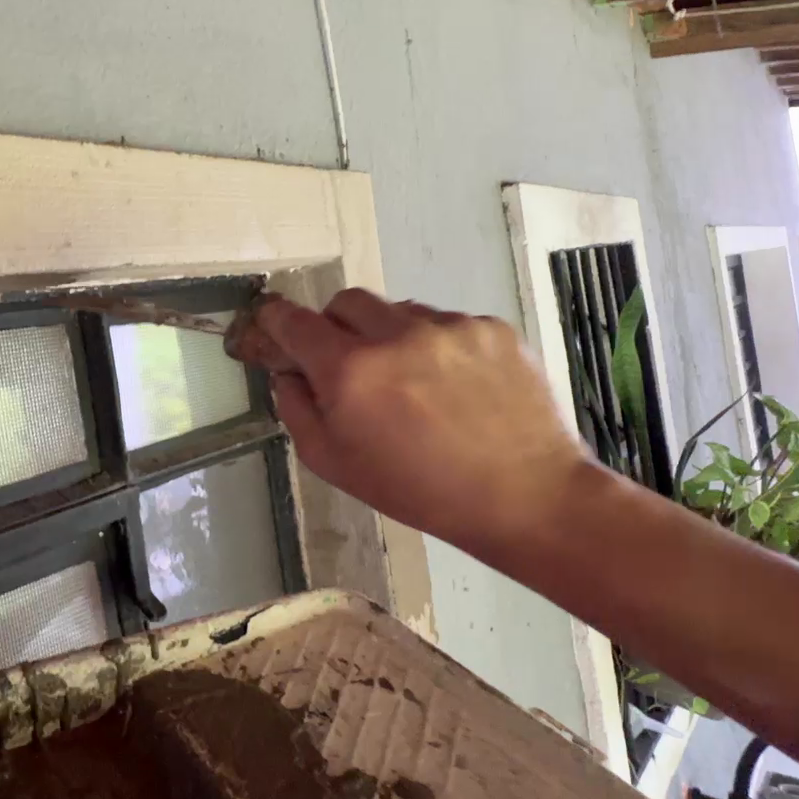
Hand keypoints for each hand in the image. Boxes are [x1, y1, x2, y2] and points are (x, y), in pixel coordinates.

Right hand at [239, 289, 596, 552]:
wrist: (526, 497)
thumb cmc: (415, 489)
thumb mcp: (330, 462)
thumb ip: (295, 409)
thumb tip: (289, 374)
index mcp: (349, 370)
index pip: (294, 321)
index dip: (275, 319)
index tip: (272, 324)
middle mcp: (396, 335)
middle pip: (345, 301)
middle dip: (334, 325)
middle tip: (345, 361)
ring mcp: (450, 327)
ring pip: (396, 311)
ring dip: (387, 335)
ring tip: (409, 380)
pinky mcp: (492, 329)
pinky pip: (444, 323)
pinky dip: (433, 345)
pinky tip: (451, 386)